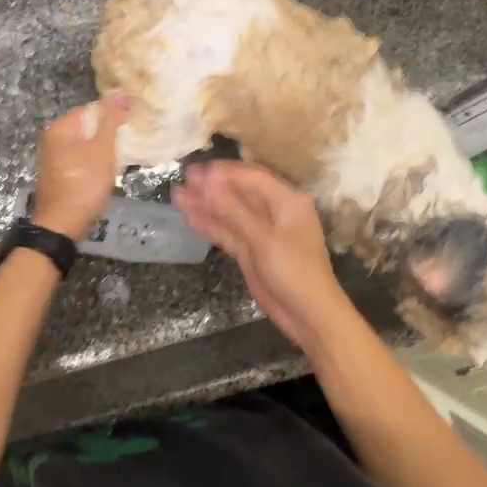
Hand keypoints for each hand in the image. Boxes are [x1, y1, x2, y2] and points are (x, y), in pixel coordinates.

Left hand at [31, 96, 129, 241]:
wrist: (61, 224)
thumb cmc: (84, 184)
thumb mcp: (102, 150)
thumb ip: (112, 121)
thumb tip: (121, 93)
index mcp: (60, 127)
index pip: (92, 109)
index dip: (114, 116)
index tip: (131, 127)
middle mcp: (52, 138)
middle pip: (88, 127)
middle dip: (109, 135)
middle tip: (128, 146)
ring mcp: (52, 158)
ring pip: (85, 146)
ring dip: (103, 152)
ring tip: (120, 162)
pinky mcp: (57, 174)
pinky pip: (80, 161)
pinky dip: (94, 164)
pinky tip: (105, 175)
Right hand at [172, 162, 351, 348]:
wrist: (308, 314)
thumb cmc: (295, 272)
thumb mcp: (264, 240)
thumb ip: (234, 211)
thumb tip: (208, 184)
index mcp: (287, 201)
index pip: (251, 177)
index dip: (223, 173)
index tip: (194, 172)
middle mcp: (274, 211)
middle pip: (238, 193)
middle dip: (211, 187)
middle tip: (182, 180)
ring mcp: (261, 232)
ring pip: (230, 213)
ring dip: (206, 205)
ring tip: (177, 197)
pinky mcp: (251, 250)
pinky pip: (228, 232)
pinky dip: (210, 225)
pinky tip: (190, 218)